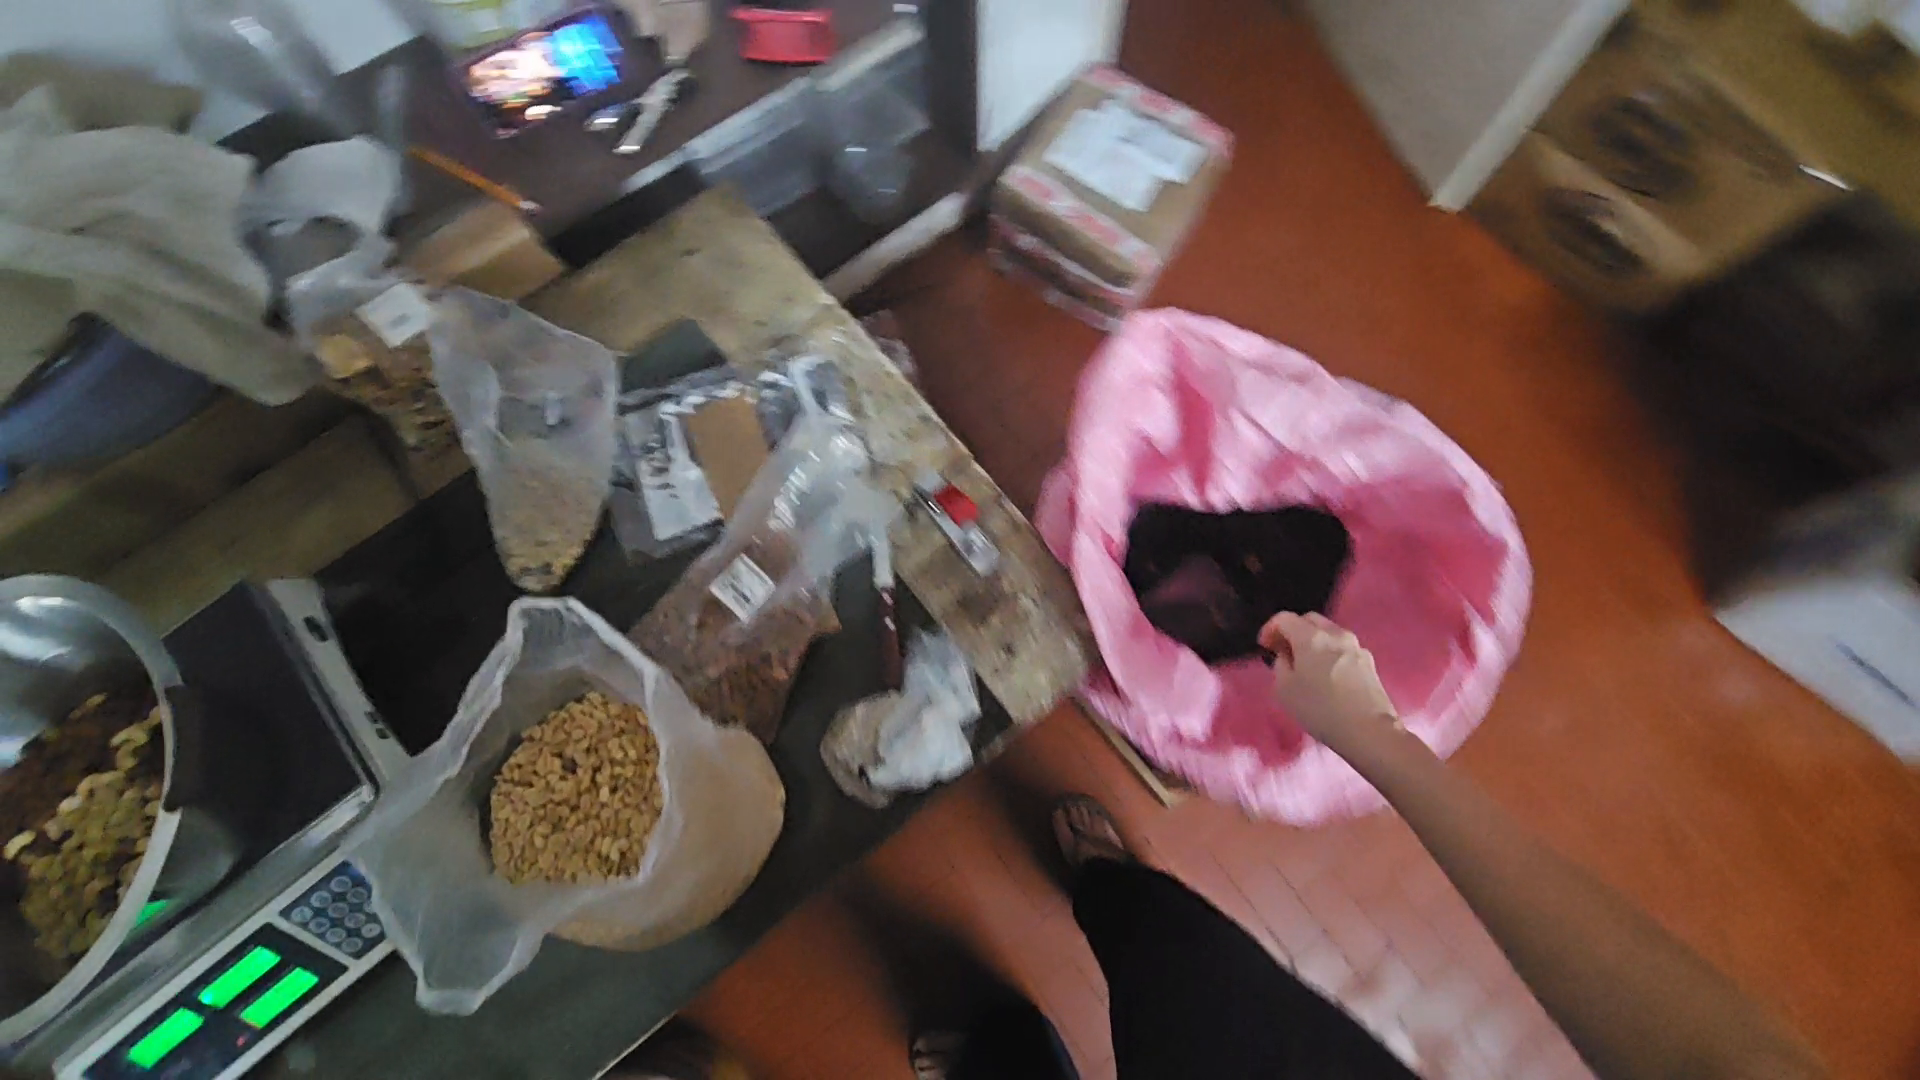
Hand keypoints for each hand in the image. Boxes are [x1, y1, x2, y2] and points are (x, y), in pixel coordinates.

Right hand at [1260, 612, 1400, 758]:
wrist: (1369, 731)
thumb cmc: (1320, 709)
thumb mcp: (1284, 690)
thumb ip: (1280, 665)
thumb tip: (1288, 656)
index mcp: (1311, 637)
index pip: (1284, 618)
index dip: (1269, 629)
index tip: (1264, 646)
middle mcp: (1335, 634)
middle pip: (1309, 620)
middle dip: (1293, 630)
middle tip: (1283, 650)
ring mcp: (1356, 646)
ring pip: (1328, 632)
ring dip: (1313, 641)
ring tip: (1306, 663)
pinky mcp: (1369, 662)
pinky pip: (1342, 648)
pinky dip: (1329, 652)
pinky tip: (1327, 674)